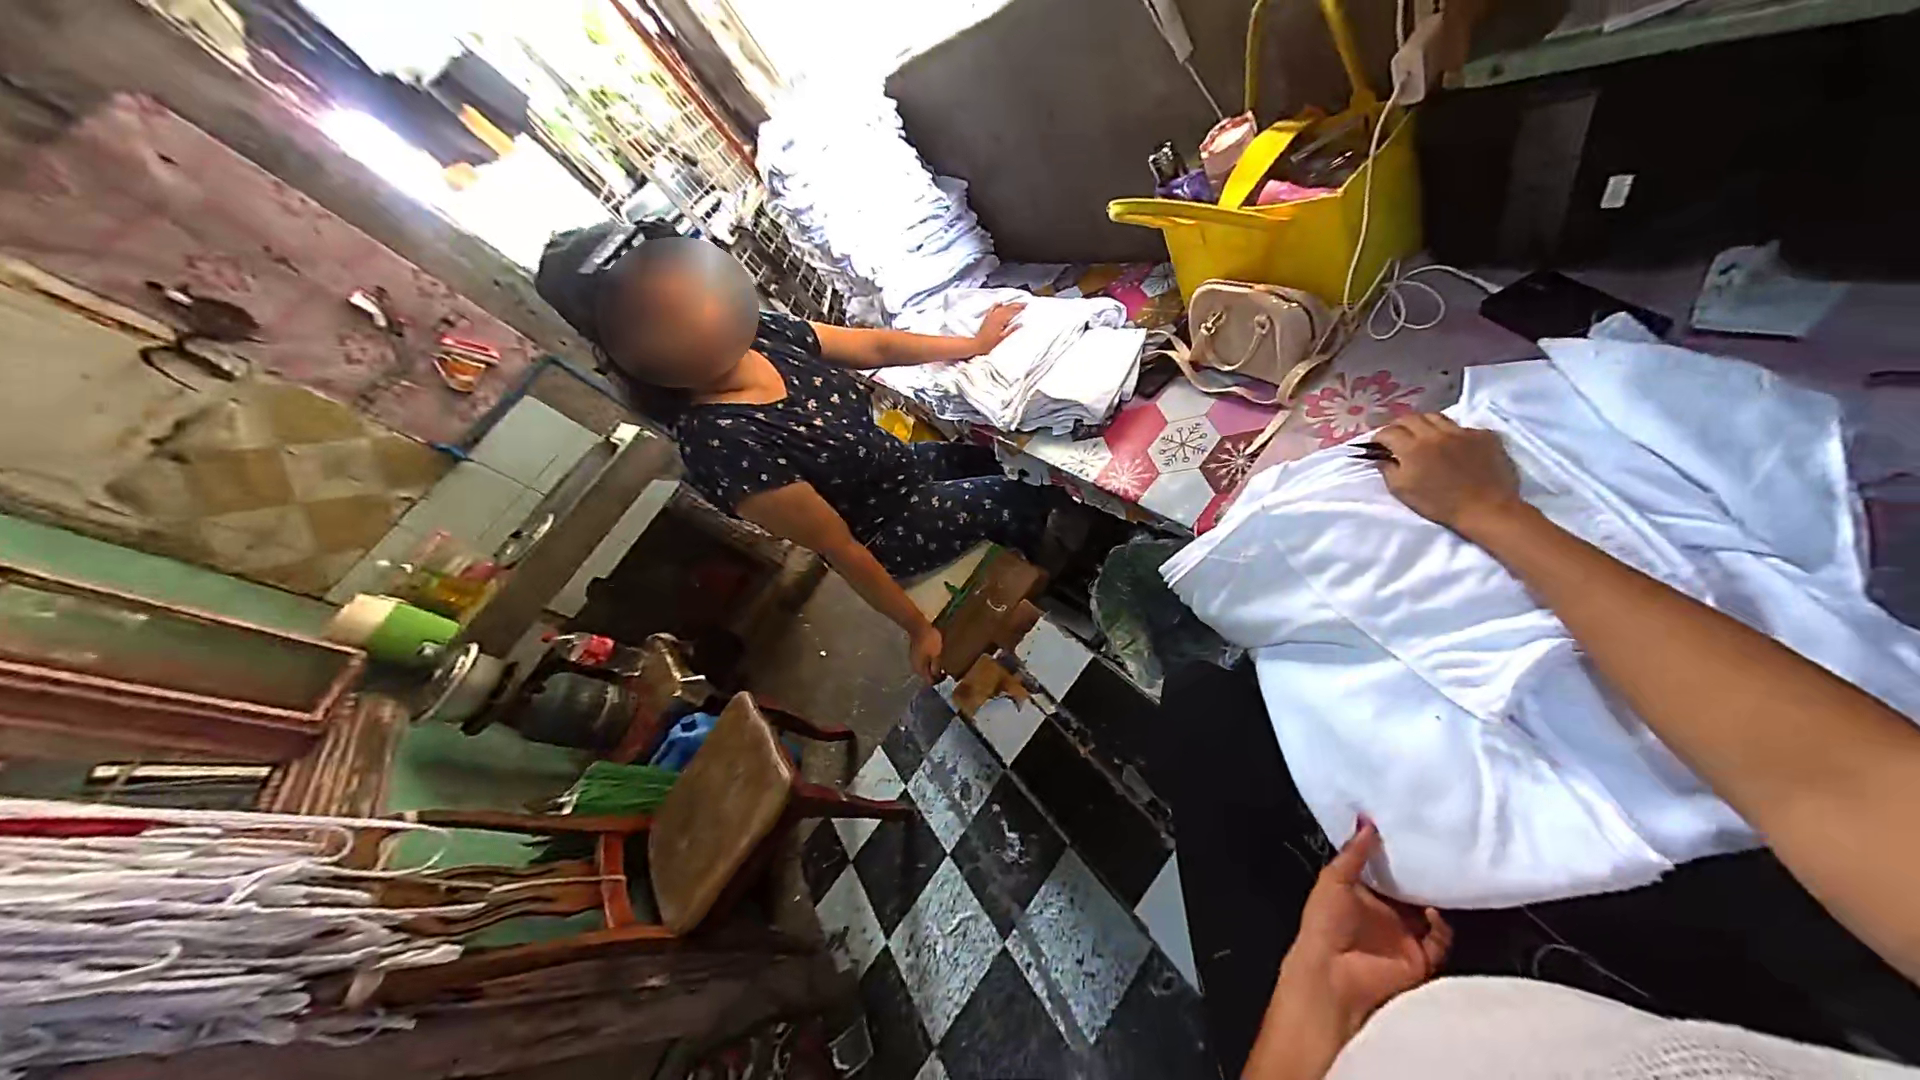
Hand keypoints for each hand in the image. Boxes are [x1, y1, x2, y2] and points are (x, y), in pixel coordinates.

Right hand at [908, 624, 944, 681]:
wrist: (918, 626)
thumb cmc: (929, 641)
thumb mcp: (936, 654)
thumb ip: (936, 667)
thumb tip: (937, 677)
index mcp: (920, 669)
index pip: (929, 681)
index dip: (939, 681)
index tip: (947, 677)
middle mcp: (915, 667)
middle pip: (926, 675)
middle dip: (936, 675)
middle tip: (946, 670)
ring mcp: (914, 660)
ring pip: (925, 668)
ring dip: (933, 668)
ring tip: (942, 663)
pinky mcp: (915, 653)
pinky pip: (924, 661)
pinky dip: (930, 661)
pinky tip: (936, 657)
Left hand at [970, 302, 1024, 355]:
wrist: (977, 345)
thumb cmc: (990, 344)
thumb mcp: (1003, 338)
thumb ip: (1012, 330)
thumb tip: (1021, 323)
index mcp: (1001, 320)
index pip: (1012, 310)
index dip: (1020, 307)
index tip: (1027, 305)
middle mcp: (996, 315)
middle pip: (1008, 307)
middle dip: (1016, 304)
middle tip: (1024, 303)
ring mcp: (991, 315)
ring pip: (1002, 307)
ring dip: (1009, 304)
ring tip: (1016, 303)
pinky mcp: (987, 317)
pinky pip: (993, 308)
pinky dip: (998, 305)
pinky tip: (1000, 302)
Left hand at [1250, 820, 1449, 1079]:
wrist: (1334, 973)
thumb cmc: (1325, 922)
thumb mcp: (1334, 878)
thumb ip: (1353, 852)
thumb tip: (1366, 821)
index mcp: (1359, 892)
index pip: (1380, 868)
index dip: (1390, 852)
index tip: (1403, 830)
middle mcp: (1382, 912)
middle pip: (1407, 888)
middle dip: (1417, 873)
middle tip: (1430, 850)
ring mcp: (1402, 934)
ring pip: (1428, 911)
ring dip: (1433, 896)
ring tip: (1438, 876)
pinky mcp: (1420, 957)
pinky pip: (1440, 938)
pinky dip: (1442, 924)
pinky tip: (1433, 910)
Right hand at [1371, 413, 1524, 534]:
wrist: (1486, 508)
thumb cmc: (1438, 503)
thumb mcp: (1402, 491)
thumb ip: (1388, 470)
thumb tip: (1381, 458)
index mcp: (1412, 448)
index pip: (1388, 432)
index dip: (1379, 437)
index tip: (1377, 445)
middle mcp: (1435, 434)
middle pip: (1411, 418)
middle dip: (1398, 425)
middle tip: (1396, 436)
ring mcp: (1462, 432)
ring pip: (1436, 417)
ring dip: (1423, 423)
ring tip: (1422, 435)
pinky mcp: (1484, 435)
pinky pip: (1461, 427)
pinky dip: (1450, 433)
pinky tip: (1452, 446)